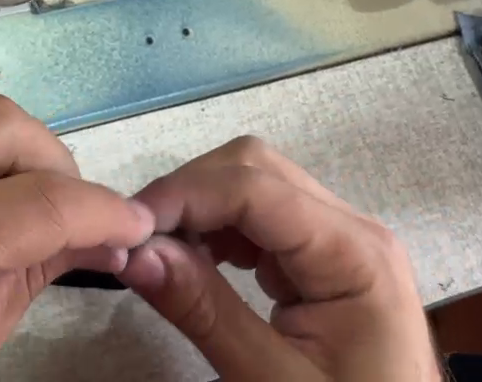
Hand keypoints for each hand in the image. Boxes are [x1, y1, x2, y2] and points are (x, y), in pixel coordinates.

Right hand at [119, 137, 438, 381]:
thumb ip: (205, 312)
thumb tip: (135, 252)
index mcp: (354, 253)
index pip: (255, 187)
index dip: (185, 194)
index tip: (128, 227)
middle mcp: (351, 227)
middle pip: (255, 169)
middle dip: (190, 193)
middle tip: (137, 239)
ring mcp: (338, 239)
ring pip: (253, 184)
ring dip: (199, 208)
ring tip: (158, 251)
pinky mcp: (322, 259)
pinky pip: (260, 219)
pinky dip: (217, 229)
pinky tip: (193, 261)